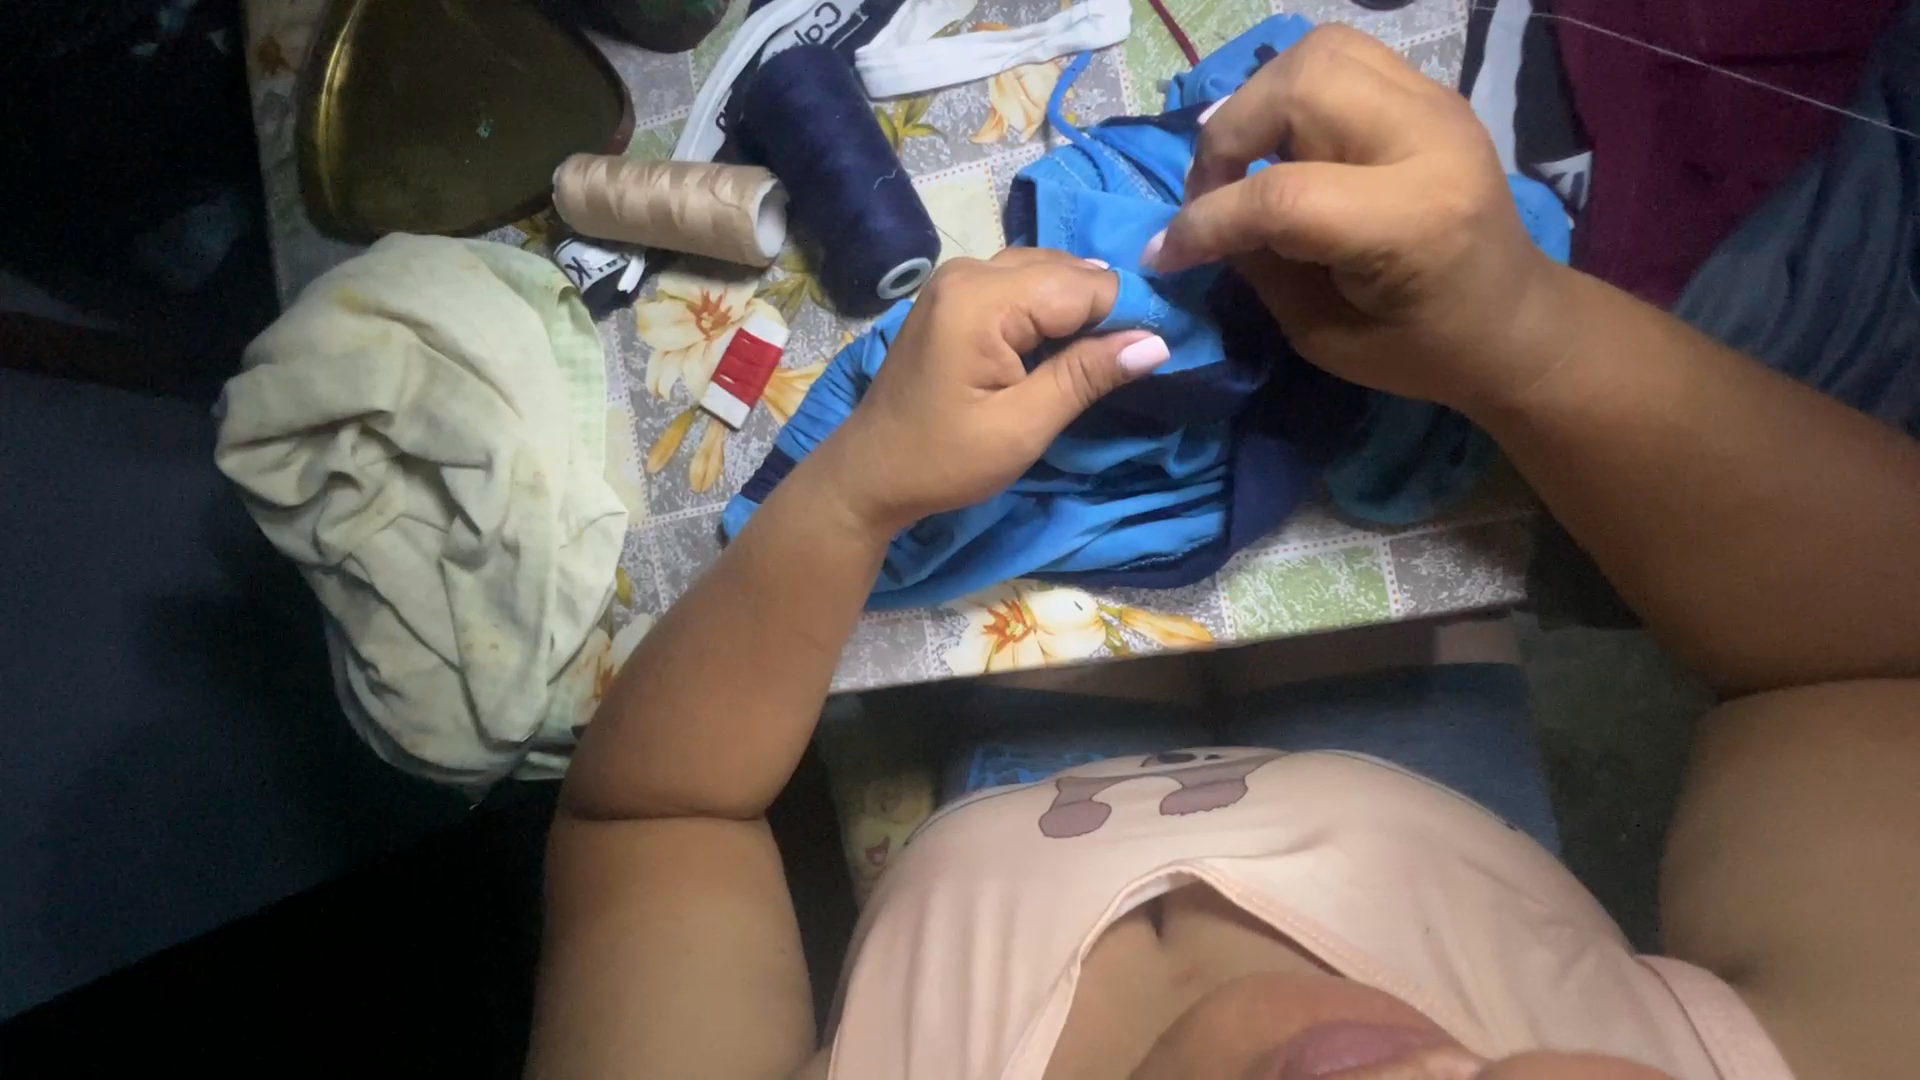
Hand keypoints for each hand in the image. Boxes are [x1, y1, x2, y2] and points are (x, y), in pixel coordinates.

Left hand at [808, 247, 1168, 532]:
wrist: (870, 473)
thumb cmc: (943, 460)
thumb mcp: (1022, 427)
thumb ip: (1085, 376)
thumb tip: (1157, 342)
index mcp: (982, 299)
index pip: (1085, 285)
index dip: (1125, 318)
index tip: (1149, 357)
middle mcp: (968, 271)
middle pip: (1066, 270)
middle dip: (1100, 312)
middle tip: (1118, 366)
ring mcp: (956, 280)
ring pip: (1045, 274)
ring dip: (1074, 312)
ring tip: (1087, 362)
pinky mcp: (952, 297)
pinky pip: (1018, 287)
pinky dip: (1045, 313)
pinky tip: (1052, 351)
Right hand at [1146, 25, 1566, 410]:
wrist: (1508, 320)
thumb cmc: (1415, 350)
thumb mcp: (1319, 333)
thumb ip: (1259, 268)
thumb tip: (1197, 227)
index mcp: (1409, 222)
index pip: (1281, 196)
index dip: (1205, 221)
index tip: (1164, 255)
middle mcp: (1428, 140)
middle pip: (1299, 86)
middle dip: (1226, 139)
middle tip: (1207, 197)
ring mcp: (1434, 103)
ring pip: (1315, 54)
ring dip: (1253, 106)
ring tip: (1237, 166)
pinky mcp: (1426, 94)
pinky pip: (1337, 62)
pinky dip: (1284, 97)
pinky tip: (1273, 147)